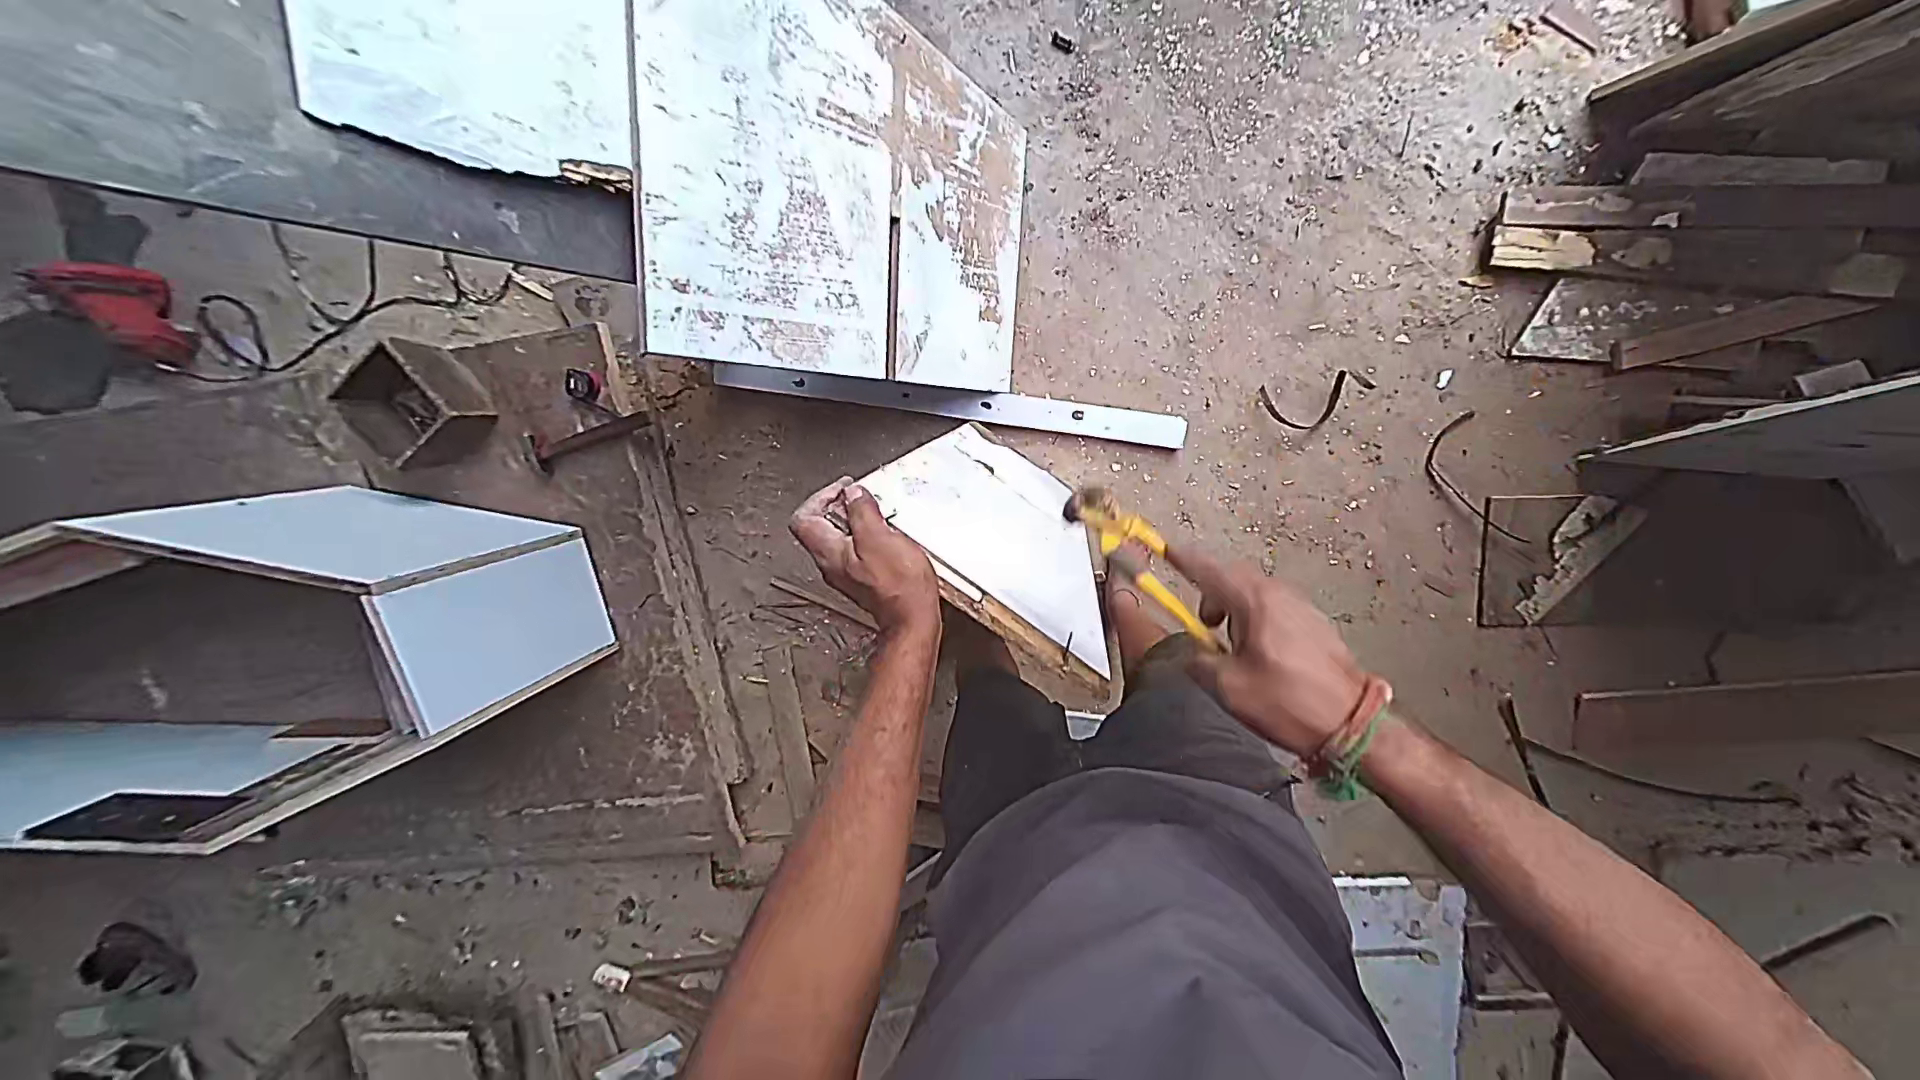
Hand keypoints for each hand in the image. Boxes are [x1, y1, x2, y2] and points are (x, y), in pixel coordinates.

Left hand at [790, 477, 940, 636]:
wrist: (913, 618)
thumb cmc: (899, 587)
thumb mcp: (880, 538)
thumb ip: (862, 512)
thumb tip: (854, 494)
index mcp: (829, 552)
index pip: (804, 518)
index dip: (821, 497)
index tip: (845, 490)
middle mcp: (832, 564)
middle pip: (821, 526)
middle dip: (842, 506)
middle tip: (864, 500)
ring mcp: (848, 573)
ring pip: (841, 538)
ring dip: (857, 521)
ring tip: (880, 516)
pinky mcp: (865, 579)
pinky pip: (858, 550)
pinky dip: (869, 537)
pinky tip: (889, 537)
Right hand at [1167, 544, 1370, 755]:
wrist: (1353, 725)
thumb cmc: (1291, 704)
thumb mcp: (1228, 687)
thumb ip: (1198, 661)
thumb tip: (1190, 653)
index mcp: (1255, 603)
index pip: (1210, 571)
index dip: (1184, 561)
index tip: (1168, 551)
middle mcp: (1280, 596)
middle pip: (1233, 578)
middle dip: (1211, 594)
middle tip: (1202, 623)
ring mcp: (1301, 608)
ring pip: (1255, 593)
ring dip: (1234, 609)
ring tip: (1230, 643)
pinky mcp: (1315, 624)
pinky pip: (1274, 608)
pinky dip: (1256, 619)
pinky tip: (1257, 651)